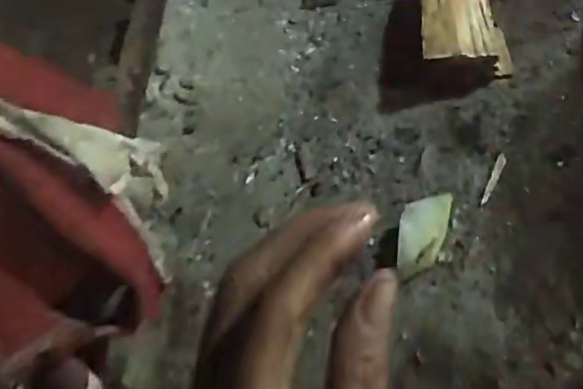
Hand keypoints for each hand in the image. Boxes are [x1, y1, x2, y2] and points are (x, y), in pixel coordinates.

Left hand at [196, 203, 397, 388]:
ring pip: (232, 294)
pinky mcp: (210, 381)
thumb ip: (360, 372)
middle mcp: (208, 381)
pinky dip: (276, 276)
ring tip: (342, 229)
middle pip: (242, 287)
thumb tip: (382, 280)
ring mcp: (201, 380)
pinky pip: (233, 312)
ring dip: (289, 250)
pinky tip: (313, 270)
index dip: (322, 253)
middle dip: (302, 236)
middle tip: (358, 211)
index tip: (369, 219)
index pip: (275, 308)